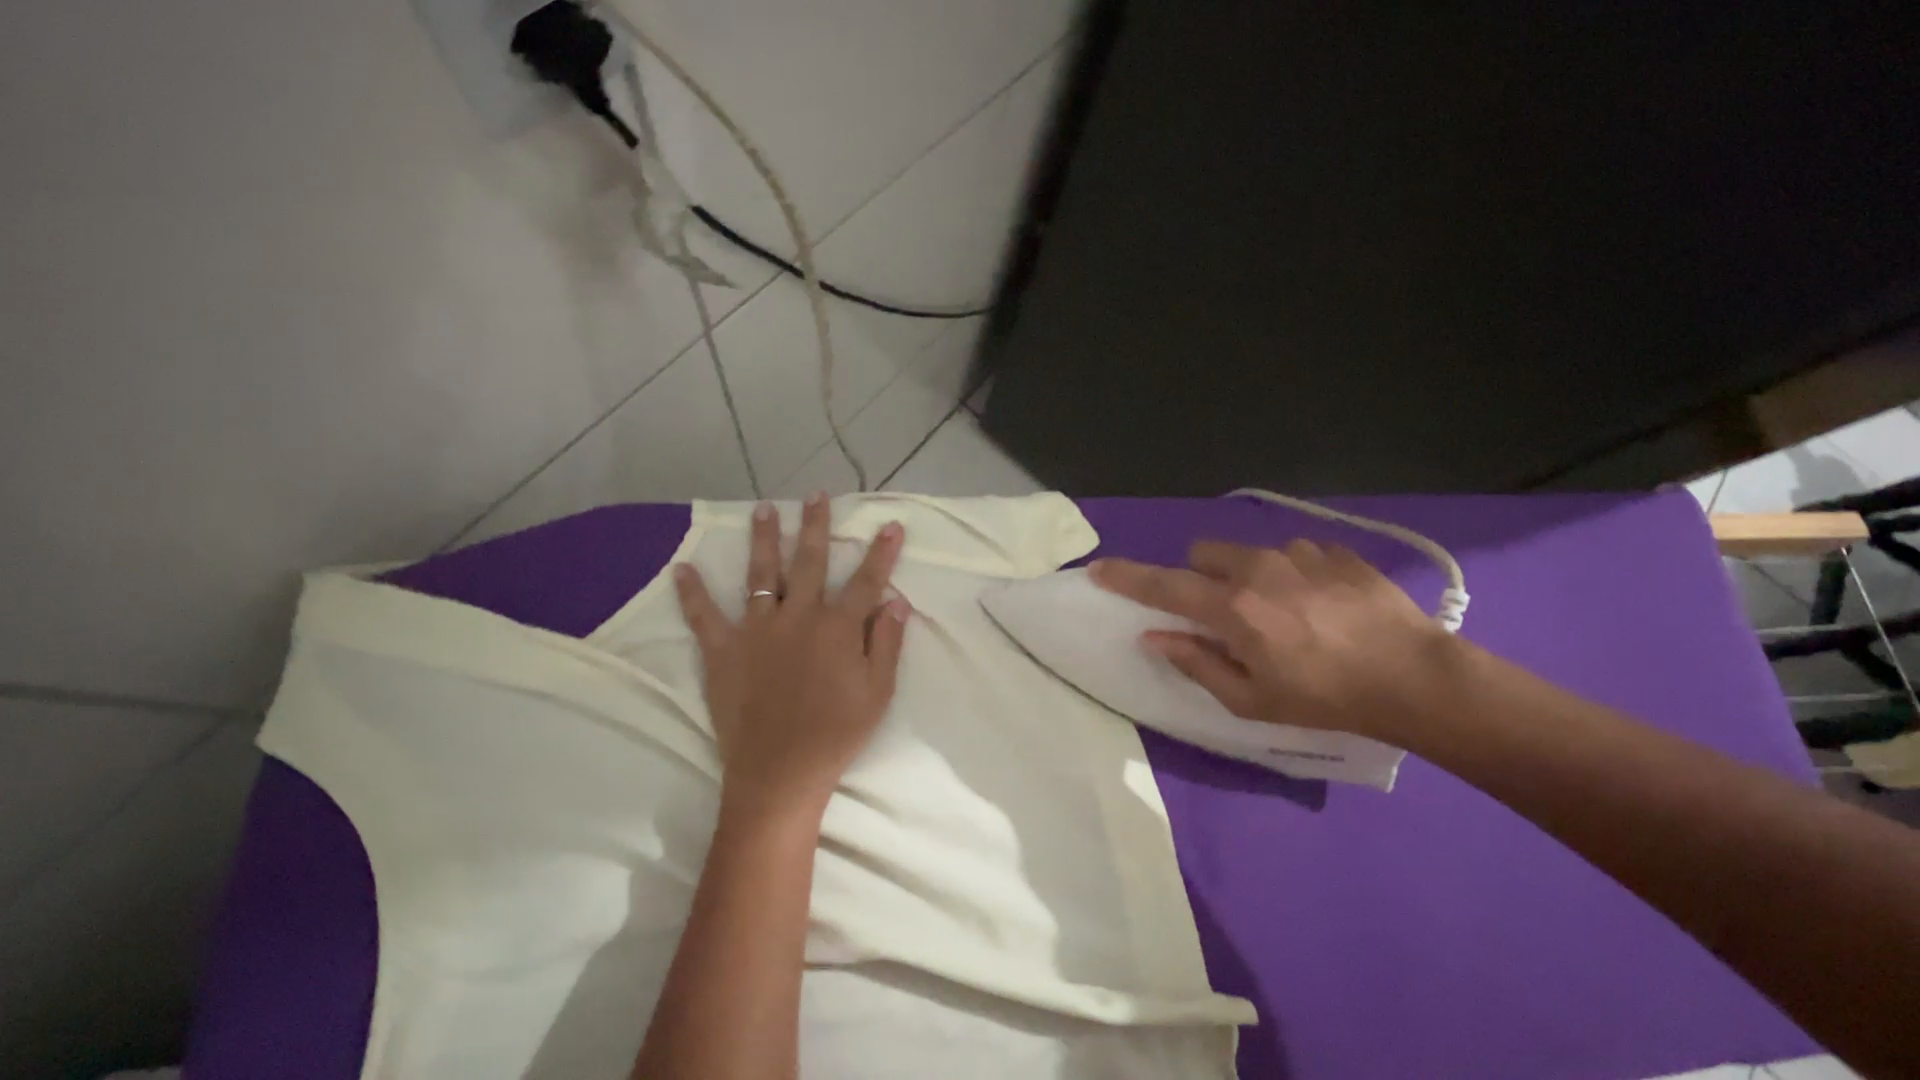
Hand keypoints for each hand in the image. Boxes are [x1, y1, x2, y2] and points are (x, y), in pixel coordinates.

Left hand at [675, 495, 910, 819]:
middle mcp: (797, 617)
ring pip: (761, 574)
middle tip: (815, 495)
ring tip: (763, 509)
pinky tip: (682, 568)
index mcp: (837, 627)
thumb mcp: (877, 693)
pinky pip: (705, 616)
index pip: (865, 581)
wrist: (781, 772)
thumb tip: (896, 602)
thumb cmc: (836, 734)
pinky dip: (692, 593)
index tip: (891, 525)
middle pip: (808, 562)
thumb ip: (886, 643)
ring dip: (763, 539)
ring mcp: (757, 630)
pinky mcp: (724, 651)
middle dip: (815, 526)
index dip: (881, 553)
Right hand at [1091, 540, 1459, 742]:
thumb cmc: (1325, 698)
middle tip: (1222, 614)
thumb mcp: (1251, 698)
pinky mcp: (1337, 551)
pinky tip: (1320, 605)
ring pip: (1250, 552)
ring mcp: (1301, 553)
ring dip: (1249, 576)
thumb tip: (1155, 636)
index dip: (1127, 578)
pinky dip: (1294, 574)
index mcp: (1232, 607)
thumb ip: (1197, 663)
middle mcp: (1259, 568)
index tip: (1099, 570)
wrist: (1414, 676)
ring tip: (1282, 612)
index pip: (1164, 585)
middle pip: (1204, 554)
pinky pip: (1296, 553)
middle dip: (1200, 577)